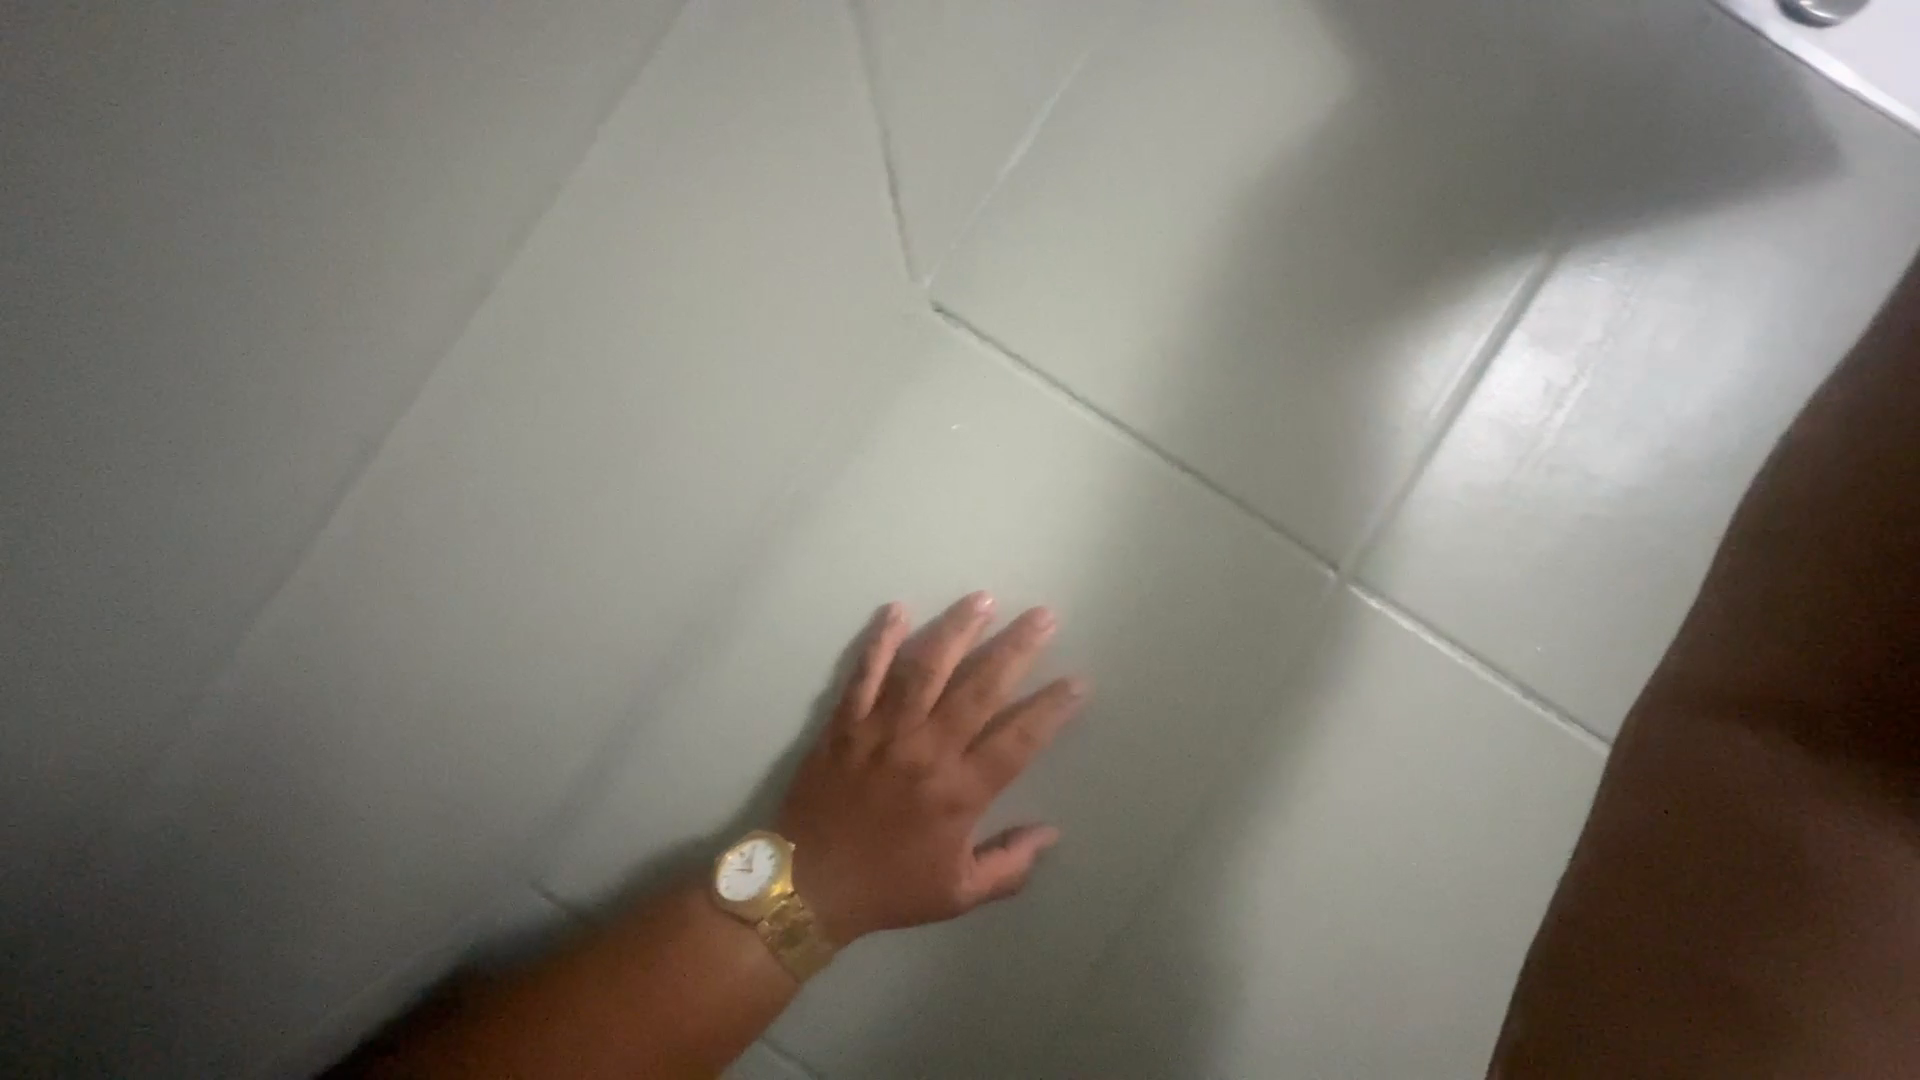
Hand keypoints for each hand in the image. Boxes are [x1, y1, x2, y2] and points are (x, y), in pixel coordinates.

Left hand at [775, 592, 1088, 943]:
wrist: (807, 887)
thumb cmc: (888, 889)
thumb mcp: (958, 894)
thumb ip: (1010, 865)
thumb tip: (1052, 833)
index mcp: (960, 792)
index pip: (1018, 739)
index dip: (1051, 708)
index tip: (1077, 681)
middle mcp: (927, 750)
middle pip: (979, 687)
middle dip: (1016, 648)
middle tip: (1043, 616)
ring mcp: (882, 730)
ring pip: (924, 667)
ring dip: (956, 629)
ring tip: (981, 599)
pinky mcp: (845, 722)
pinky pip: (864, 672)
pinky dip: (880, 640)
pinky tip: (897, 609)